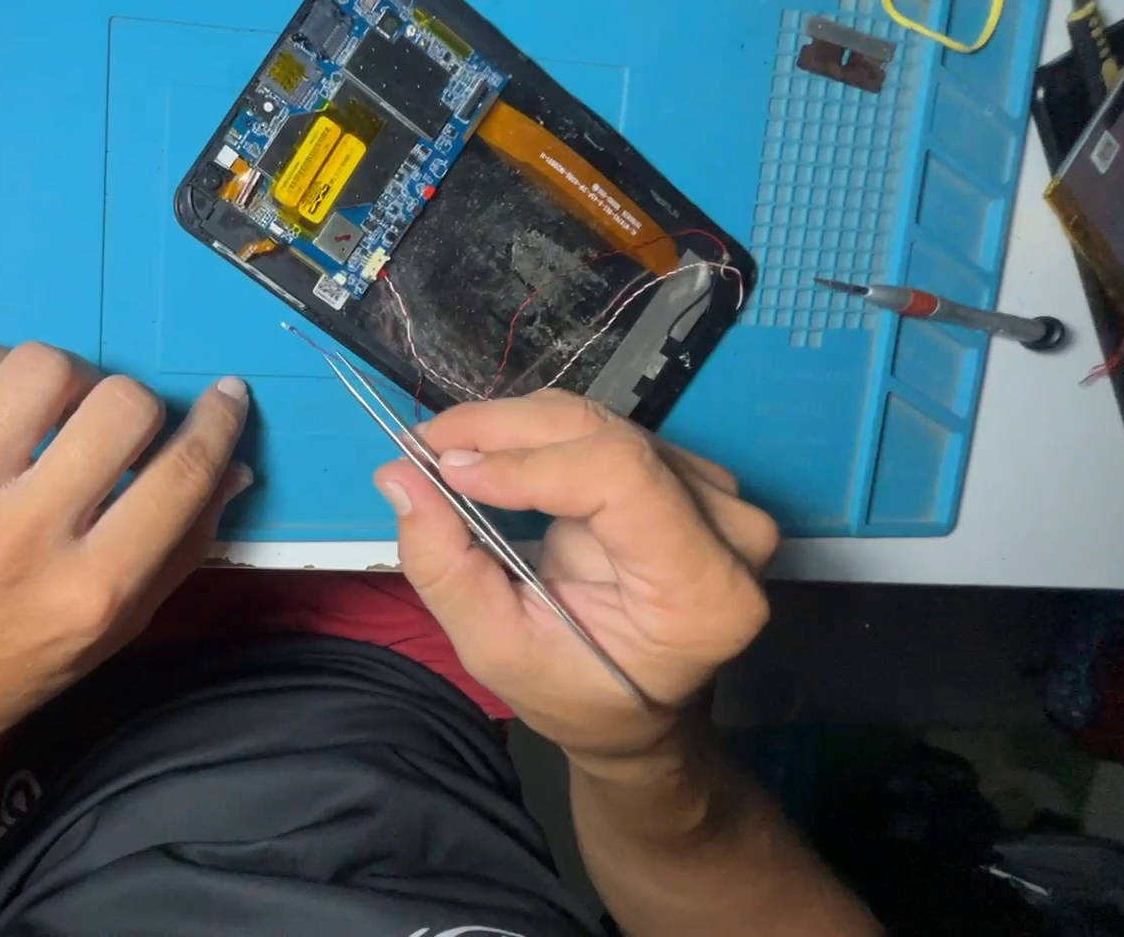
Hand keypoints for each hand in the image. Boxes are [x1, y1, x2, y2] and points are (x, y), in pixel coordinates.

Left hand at [0, 338, 251, 793]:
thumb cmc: (20, 663)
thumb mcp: (119, 625)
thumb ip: (184, 545)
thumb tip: (233, 466)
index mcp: (91, 588)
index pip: (182, 473)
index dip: (219, 421)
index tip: (226, 397)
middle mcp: (22, 536)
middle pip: (120, 406)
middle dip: (137, 407)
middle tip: (114, 432)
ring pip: (39, 367)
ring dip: (66, 380)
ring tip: (52, 413)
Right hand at [373, 390, 776, 766]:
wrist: (635, 703)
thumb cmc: (571, 689)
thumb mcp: (492, 649)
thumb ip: (442, 567)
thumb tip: (397, 475)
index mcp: (700, 593)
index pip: (619, 479)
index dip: (524, 463)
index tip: (444, 470)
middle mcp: (726, 530)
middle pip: (602, 435)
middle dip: (498, 430)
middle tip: (423, 445)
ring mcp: (710, 493)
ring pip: (591, 420)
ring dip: (506, 427)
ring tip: (447, 453)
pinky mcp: (681, 471)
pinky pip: (591, 427)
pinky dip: (527, 432)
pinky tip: (490, 457)